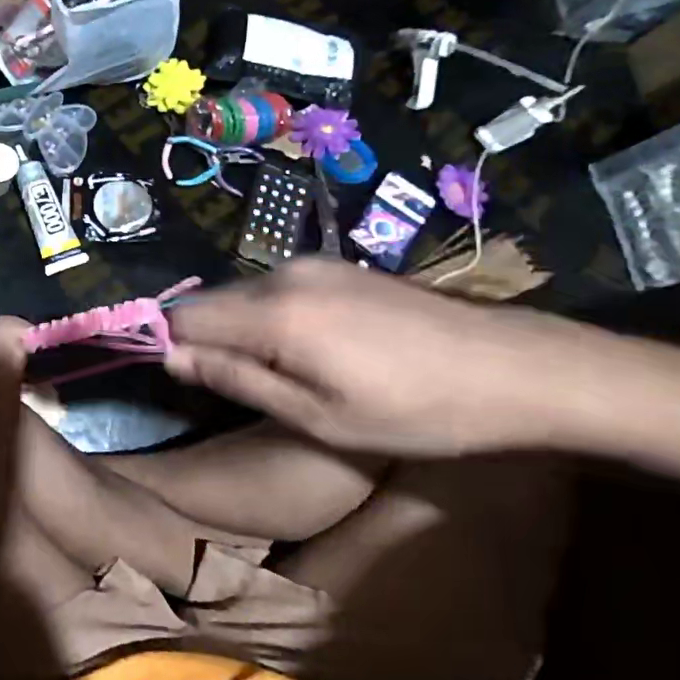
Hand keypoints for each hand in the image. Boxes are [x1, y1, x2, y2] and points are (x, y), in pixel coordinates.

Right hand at [165, 259, 596, 454]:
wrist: (507, 366)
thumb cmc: (412, 410)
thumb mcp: (318, 417)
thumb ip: (237, 381)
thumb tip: (172, 358)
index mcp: (275, 314)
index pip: (186, 317)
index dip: (172, 346)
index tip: (188, 381)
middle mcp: (283, 275)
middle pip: (211, 301)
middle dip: (207, 339)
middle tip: (237, 389)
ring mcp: (311, 263)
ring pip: (243, 294)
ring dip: (239, 329)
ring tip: (279, 374)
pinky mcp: (334, 263)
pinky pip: (275, 287)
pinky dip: (269, 316)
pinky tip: (307, 347)